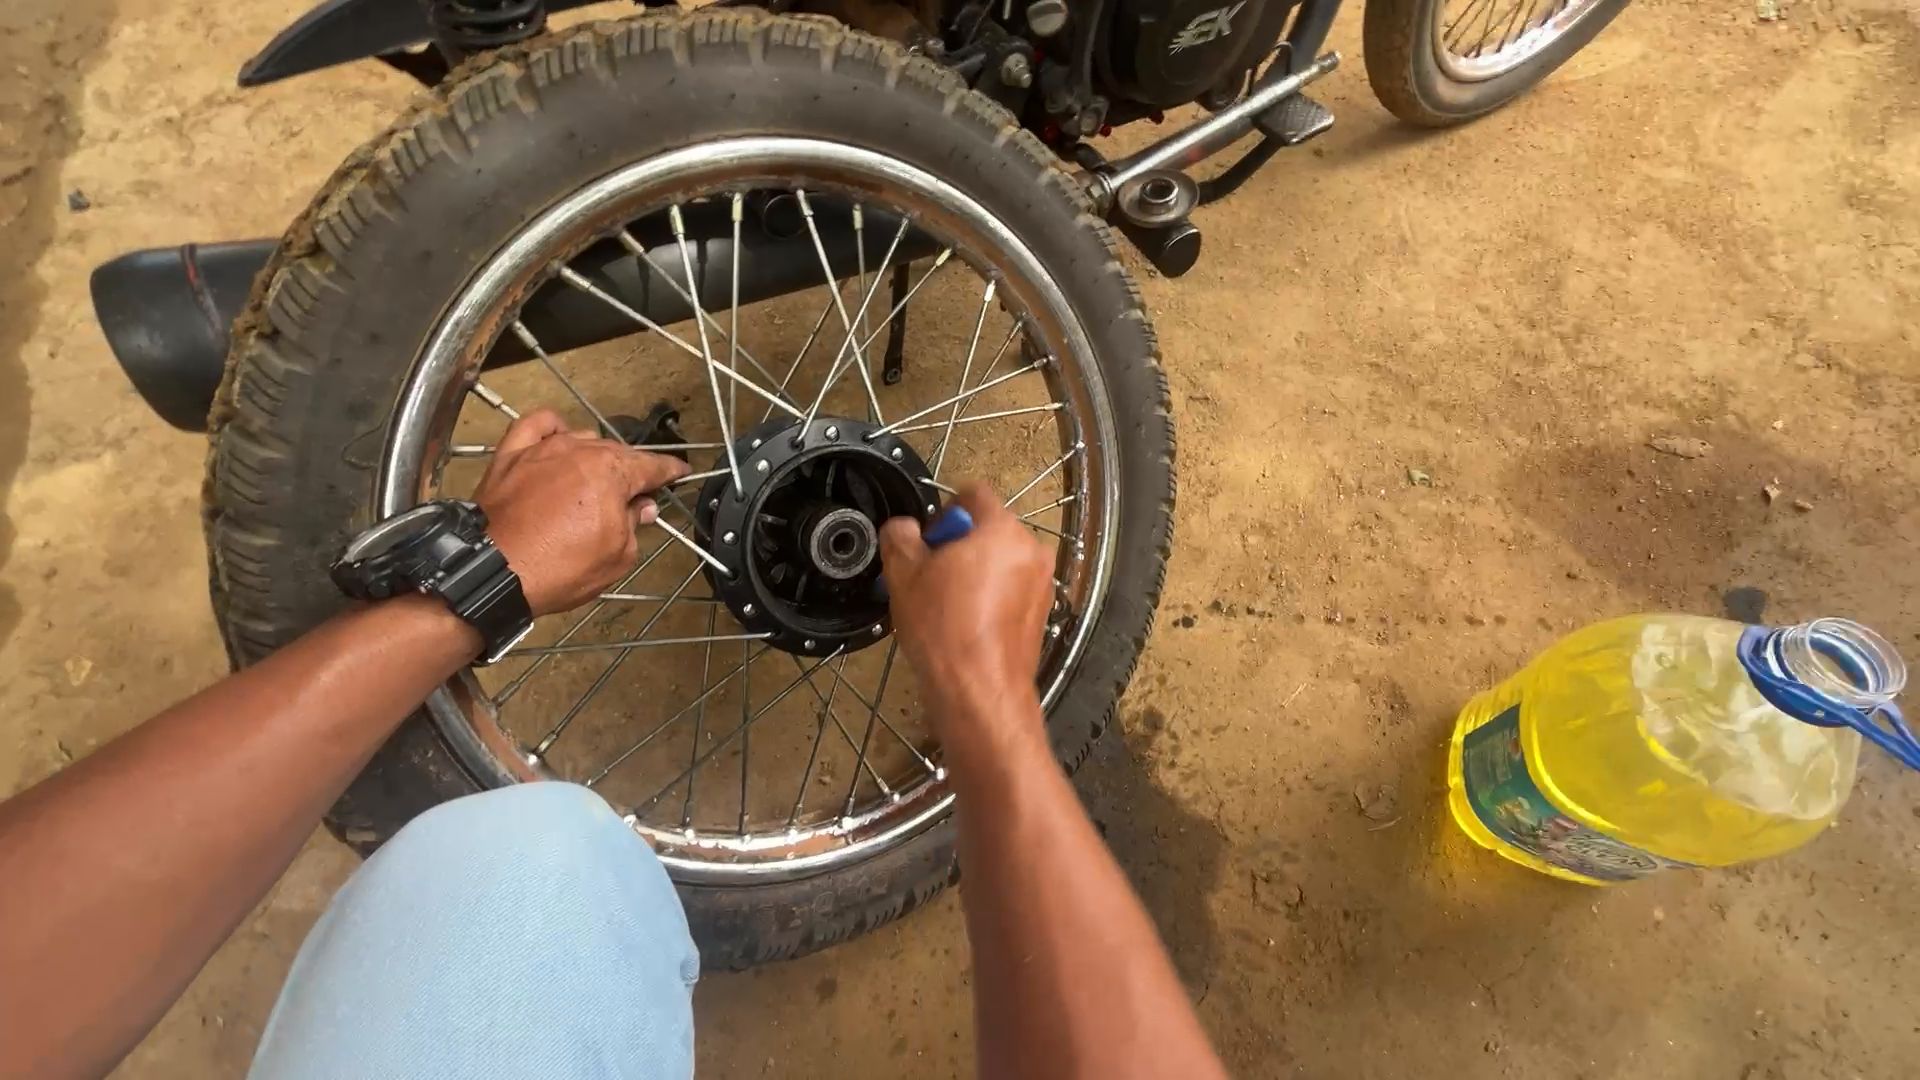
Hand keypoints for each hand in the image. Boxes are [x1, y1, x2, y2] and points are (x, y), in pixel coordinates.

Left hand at [471, 409, 689, 615]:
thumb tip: (640, 507)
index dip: (671, 471)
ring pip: (583, 439)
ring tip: (598, 478)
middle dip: (634, 470)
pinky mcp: (510, 456)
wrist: (493, 573)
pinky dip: (553, 427)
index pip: (652, 466)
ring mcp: (542, 450)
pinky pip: (536, 425)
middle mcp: (579, 452)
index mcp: (612, 473)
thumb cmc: (559, 567)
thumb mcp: (618, 555)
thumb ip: (634, 524)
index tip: (680, 472)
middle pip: (619, 453)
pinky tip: (560, 438)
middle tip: (638, 495)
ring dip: (597, 455)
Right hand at [879, 484, 1052, 741]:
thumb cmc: (943, 627)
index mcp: (1002, 530)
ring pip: (1000, 561)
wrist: (980, 690)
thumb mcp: (904, 575)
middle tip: (931, 577)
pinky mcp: (1042, 613)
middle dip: (958, 546)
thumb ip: (900, 537)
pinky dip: (991, 596)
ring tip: (946, 605)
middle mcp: (1031, 550)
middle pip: (989, 529)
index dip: (944, 512)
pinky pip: (1011, 589)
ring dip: (974, 572)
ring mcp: (1042, 583)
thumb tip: (904, 528)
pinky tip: (966, 624)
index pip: (974, 494)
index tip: (928, 542)